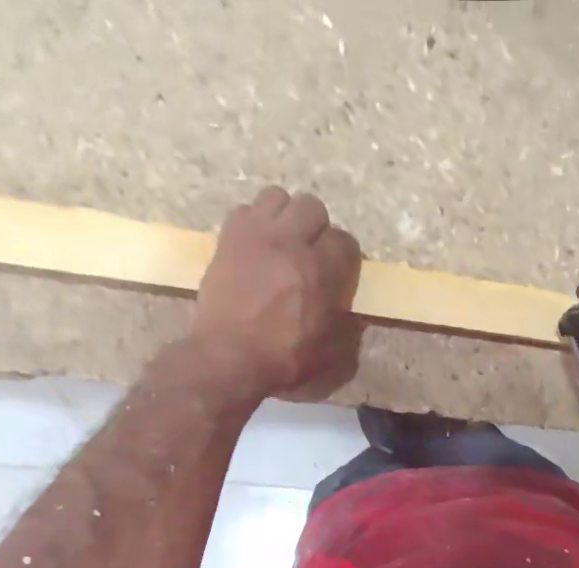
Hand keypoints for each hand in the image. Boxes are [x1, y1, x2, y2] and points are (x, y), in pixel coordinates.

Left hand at [187, 186, 363, 402]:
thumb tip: (351, 312)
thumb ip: (348, 325)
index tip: (341, 272)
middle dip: (317, 228)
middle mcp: (290, 244)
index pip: (345, 240)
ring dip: (286, 216)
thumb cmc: (287, 359)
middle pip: (312, 206)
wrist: (229, 358)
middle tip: (313, 252)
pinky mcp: (227, 240)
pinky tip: (259, 246)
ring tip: (285, 241)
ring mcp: (255, 237)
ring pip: (277, 197)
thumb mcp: (335, 352)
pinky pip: (245, 209)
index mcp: (321, 271)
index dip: (346, 256)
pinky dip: (256, 222)